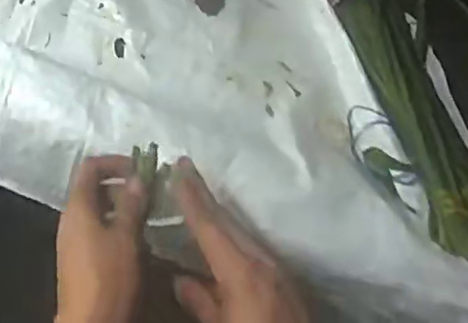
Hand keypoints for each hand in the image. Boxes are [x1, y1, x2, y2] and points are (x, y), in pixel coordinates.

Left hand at [55, 154, 146, 322]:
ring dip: (120, 207)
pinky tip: (133, 241)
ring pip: (97, 210)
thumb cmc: (107, 277)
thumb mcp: (125, 237)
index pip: (91, 165)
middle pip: (93, 187)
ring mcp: (72, 238)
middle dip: (121, 186)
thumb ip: (132, 203)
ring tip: (145, 217)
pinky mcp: (77, 258)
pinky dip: (114, 225)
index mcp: (77, 204)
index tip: (140, 170)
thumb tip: (138, 176)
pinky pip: (95, 229)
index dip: (115, 161)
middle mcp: (70, 216)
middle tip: (147, 195)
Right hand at [171, 158, 309, 322]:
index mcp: (242, 271)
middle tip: (183, 169)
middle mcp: (263, 261)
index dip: (191, 194)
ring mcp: (280, 271)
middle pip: (227, 221)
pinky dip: (236, 234)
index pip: (210, 223)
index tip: (178, 164)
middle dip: (204, 195)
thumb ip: (202, 303)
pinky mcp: (290, 284)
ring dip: (219, 213)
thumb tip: (181, 279)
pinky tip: (226, 234)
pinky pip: (256, 247)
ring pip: (242, 231)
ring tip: (199, 194)